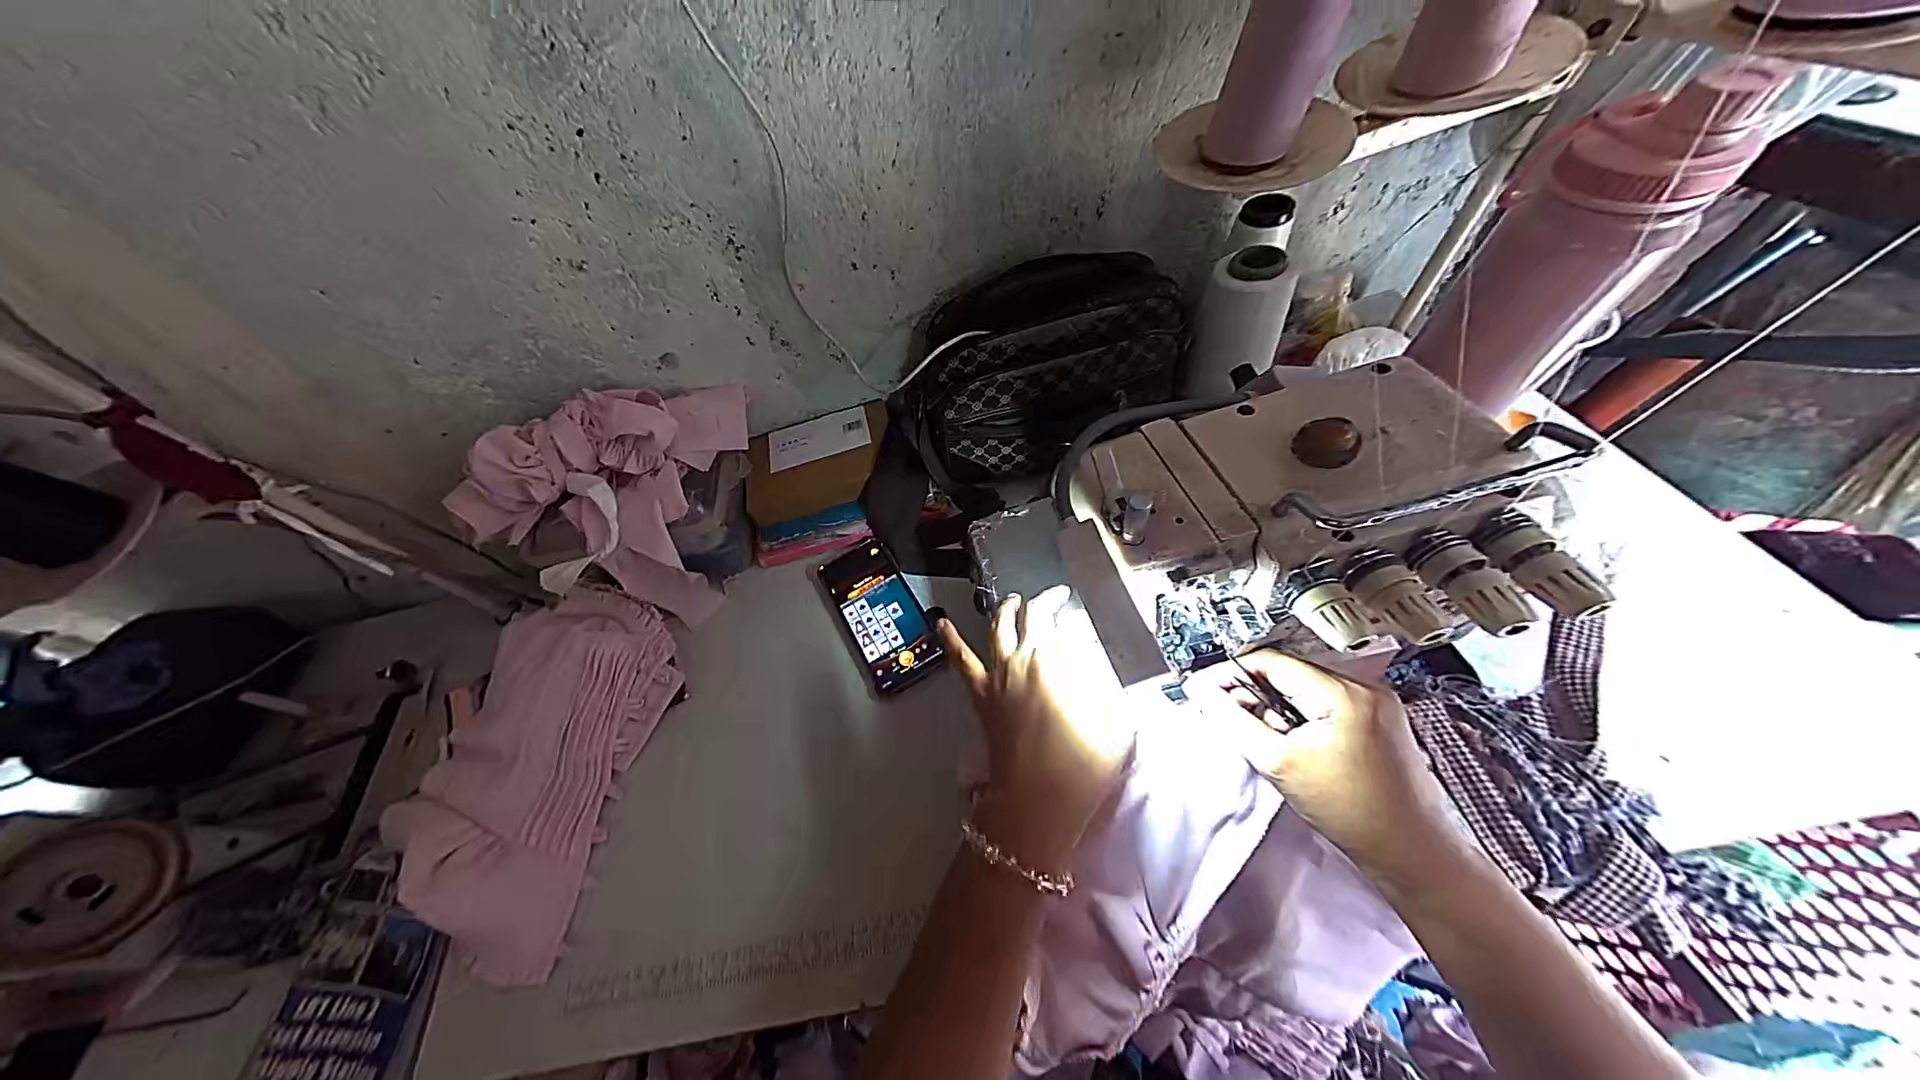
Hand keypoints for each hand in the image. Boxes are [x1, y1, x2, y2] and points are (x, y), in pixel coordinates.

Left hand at [937, 588, 1132, 875]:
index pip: (1050, 615)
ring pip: (995, 629)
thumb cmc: (1082, 763)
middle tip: (1045, 600)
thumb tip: (1097, 668)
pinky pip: (962, 662)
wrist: (1038, 800)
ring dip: (1004, 611)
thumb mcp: (1113, 720)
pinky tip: (942, 624)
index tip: (1065, 600)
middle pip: (1023, 617)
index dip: (1056, 601)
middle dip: (1035, 603)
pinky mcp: (981, 696)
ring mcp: (996, 677)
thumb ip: (1106, 687)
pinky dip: (951, 640)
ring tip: (1010, 601)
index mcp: (1050, 659)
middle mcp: (1020, 660)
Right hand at [1185, 649, 1462, 881]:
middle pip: (1288, 671)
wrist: (1413, 854)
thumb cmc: (1356, 814)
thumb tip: (1203, 691)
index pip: (1271, 661)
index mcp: (1345, 693)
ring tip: (1268, 738)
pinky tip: (1294, 744)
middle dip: (1253, 691)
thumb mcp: (1279, 763)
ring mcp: (1376, 704)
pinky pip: (1325, 703)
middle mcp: (1365, 689)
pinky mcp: (1379, 721)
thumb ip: (1233, 721)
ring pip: (1304, 687)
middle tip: (1232, 716)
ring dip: (1276, 705)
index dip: (1231, 673)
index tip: (1206, 688)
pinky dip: (1300, 716)